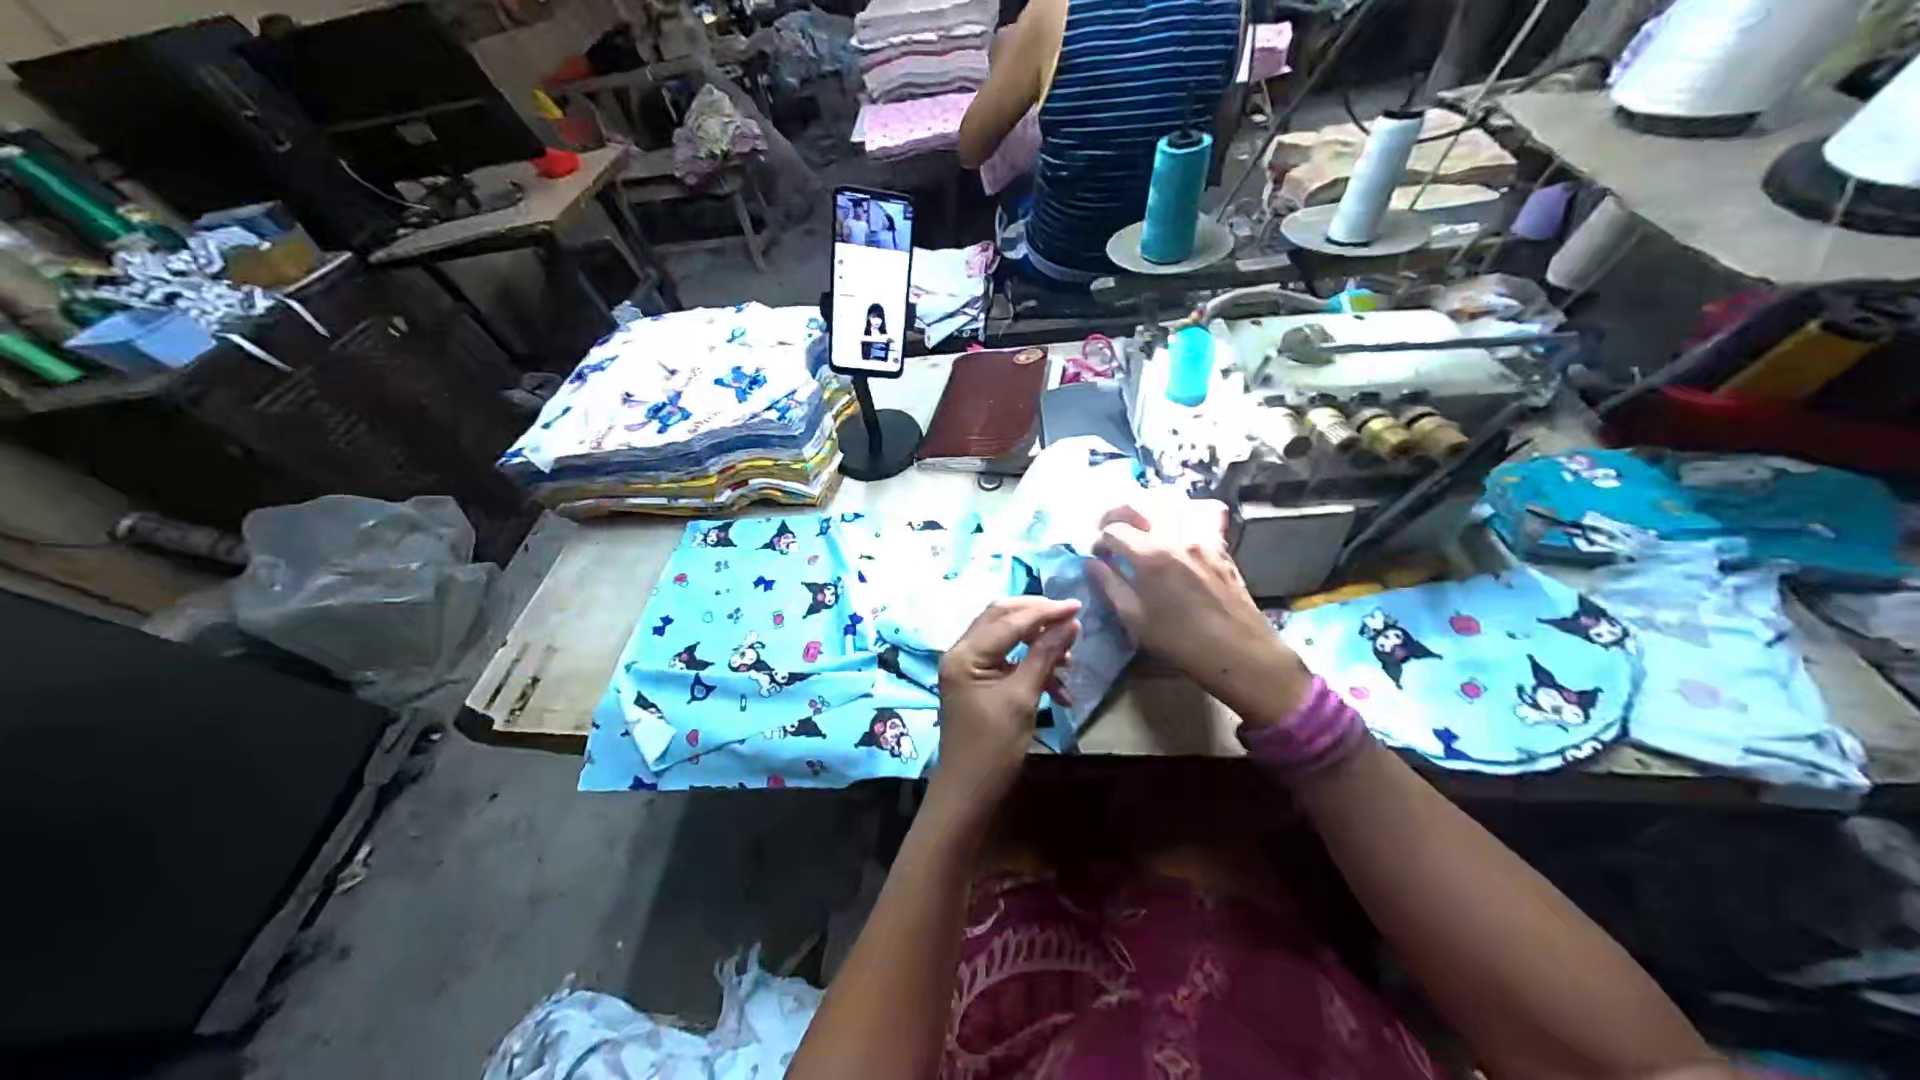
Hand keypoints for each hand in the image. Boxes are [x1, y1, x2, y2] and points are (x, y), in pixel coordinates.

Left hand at [932, 596, 1080, 807]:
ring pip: (1006, 637)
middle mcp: (961, 652)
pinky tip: (1057, 685)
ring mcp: (967, 665)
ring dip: (1038, 643)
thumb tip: (1070, 623)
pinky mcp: (977, 680)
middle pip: (1003, 618)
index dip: (1045, 611)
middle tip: (1071, 621)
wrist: (970, 791)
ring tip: (1068, 660)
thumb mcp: (1023, 698)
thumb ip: (1045, 655)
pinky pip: (1006, 659)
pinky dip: (1031, 664)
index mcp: (965, 654)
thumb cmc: (993, 748)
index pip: (1008, 619)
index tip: (1078, 606)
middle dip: (1039, 618)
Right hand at [1086, 500, 1309, 730]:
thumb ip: (1110, 586)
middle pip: (1138, 504)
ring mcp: (1201, 536)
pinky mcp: (1219, 544)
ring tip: (1141, 523)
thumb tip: (1092, 563)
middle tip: (1110, 530)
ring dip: (1149, 506)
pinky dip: (1186, 510)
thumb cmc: (1180, 641)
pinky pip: (1203, 511)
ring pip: (1171, 500)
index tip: (1098, 556)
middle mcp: (1175, 536)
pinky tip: (1179, 525)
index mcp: (1150, 556)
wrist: (1237, 651)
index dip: (1100, 540)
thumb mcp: (1135, 619)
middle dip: (1117, 512)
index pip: (1114, 530)